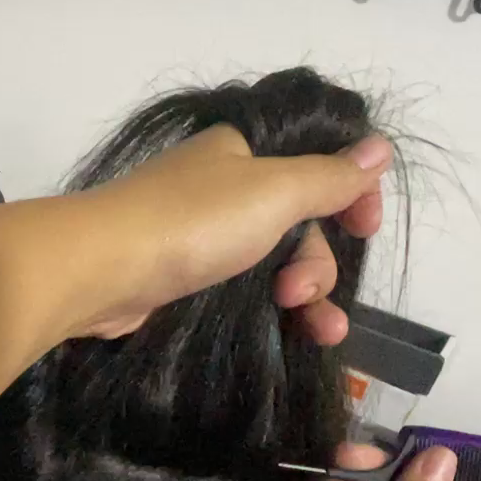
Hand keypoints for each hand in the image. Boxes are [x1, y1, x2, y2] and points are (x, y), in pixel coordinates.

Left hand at [64, 125, 390, 339]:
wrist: (101, 270)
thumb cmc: (192, 222)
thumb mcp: (275, 191)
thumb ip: (330, 176)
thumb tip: (379, 148)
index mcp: (243, 153)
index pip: (316, 165)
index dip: (350, 196)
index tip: (367, 230)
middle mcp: (222, 188)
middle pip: (297, 222)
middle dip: (317, 262)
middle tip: (300, 294)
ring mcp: (198, 234)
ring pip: (272, 260)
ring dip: (306, 293)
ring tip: (319, 329)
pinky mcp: (181, 275)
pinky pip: (242, 286)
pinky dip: (270, 307)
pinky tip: (293, 332)